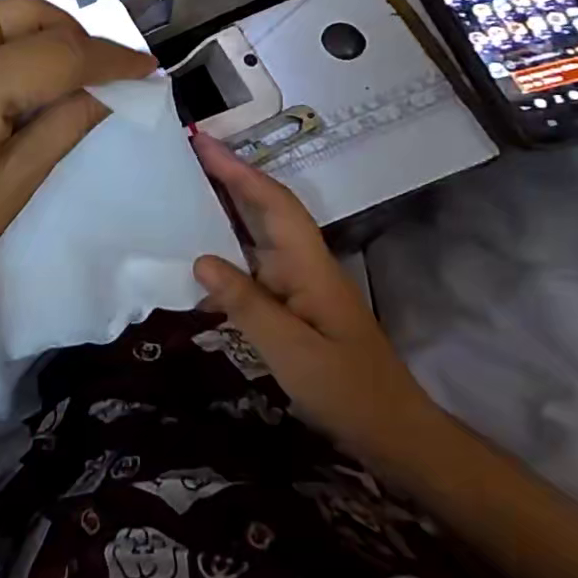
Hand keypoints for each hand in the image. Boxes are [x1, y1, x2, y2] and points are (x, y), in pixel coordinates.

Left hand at [0, 0, 156, 312]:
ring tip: (62, 72)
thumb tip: (112, 89)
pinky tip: (14, 83)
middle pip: (18, 11)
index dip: (107, 59)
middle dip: (68, 31)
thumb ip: (70, 120)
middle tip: (99, 68)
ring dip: (33, 34)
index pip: (54, 54)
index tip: (145, 66)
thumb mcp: (20, 177)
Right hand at [190, 134, 449, 467]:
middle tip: (186, 154)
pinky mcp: (291, 305)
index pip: (272, 203)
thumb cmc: (347, 389)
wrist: (394, 433)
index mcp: (308, 265)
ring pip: (257, 234)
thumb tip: (200, 259)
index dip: (237, 171)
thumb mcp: (292, 350)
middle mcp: (302, 264)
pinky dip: (224, 252)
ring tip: (183, 192)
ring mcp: (297, 285)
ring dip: (225, 208)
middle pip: (265, 208)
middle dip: (229, 177)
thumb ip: (246, 304)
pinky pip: (251, 266)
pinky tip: (197, 261)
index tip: (202, 143)